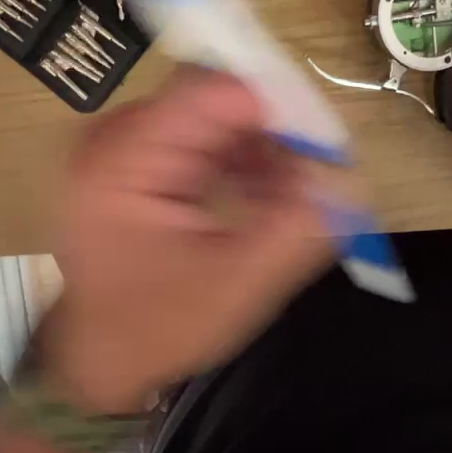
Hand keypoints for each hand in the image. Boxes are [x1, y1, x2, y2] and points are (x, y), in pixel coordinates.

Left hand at [42, 68, 335, 413]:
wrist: (104, 361)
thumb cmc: (158, 330)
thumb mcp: (237, 284)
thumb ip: (297, 227)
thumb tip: (347, 177)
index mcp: (122, 160)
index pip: (211, 91)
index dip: (277, 105)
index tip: (323, 144)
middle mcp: (113, 138)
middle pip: (211, 98)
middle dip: (271, 131)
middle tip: (313, 174)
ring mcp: (120, 148)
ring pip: (211, 117)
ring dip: (258, 149)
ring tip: (287, 197)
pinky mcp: (133, 163)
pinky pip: (199, 139)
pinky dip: (238, 162)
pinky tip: (259, 198)